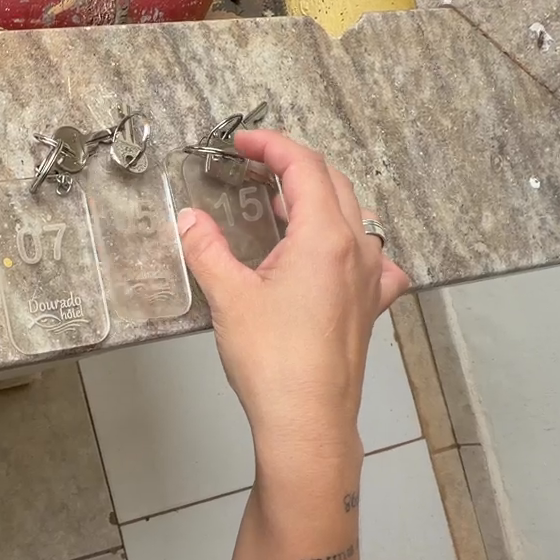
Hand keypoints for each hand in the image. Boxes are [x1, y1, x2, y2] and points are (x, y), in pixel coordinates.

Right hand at [178, 131, 411, 463]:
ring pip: (354, 215)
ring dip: (318, 197)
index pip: (304, 168)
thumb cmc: (272, 360)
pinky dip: (348, 240)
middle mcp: (357, 249)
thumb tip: (187, 219)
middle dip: (293, 165)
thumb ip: (206, 249)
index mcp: (324, 238)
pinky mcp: (369, 305)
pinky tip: (336, 256)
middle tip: (254, 164)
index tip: (242, 141)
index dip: (272, 146)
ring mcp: (369, 277)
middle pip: (333, 184)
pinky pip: (371, 256)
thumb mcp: (228, 297)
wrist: (306, 417)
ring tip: (284, 203)